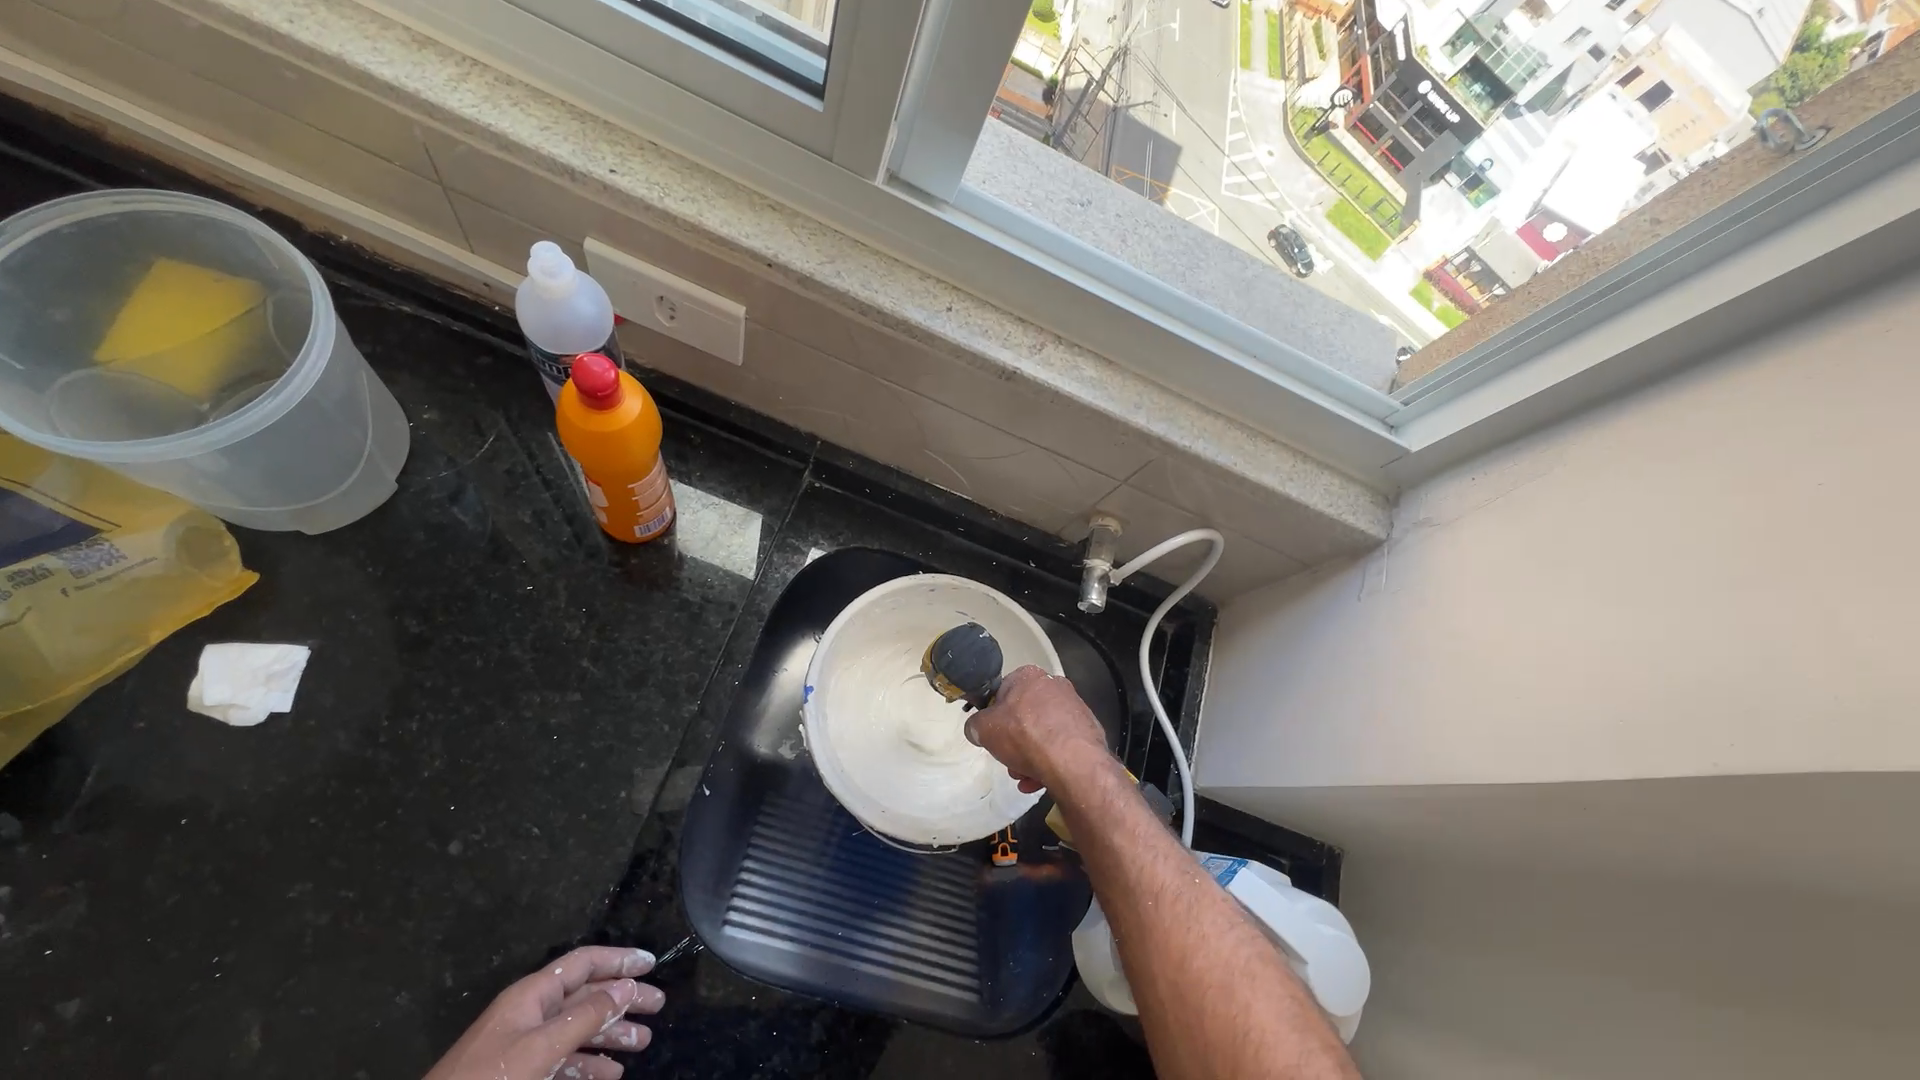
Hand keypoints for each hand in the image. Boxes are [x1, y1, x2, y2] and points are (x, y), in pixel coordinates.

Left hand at [423, 946, 663, 1079]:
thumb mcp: (541, 1049)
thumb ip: (586, 1017)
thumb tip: (627, 987)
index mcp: (533, 995)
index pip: (584, 963)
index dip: (618, 960)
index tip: (652, 964)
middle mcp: (531, 1013)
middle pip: (585, 995)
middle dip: (622, 999)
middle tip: (658, 1007)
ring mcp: (524, 1045)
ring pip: (577, 1029)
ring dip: (611, 1035)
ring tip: (643, 1043)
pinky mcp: (520, 1074)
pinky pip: (563, 1060)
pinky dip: (588, 1065)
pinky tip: (611, 1075)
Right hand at [964, 665, 1113, 793]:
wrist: (1073, 763)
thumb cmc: (1025, 736)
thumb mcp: (984, 729)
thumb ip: (975, 725)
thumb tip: (978, 729)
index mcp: (1029, 676)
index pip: (1003, 691)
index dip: (994, 715)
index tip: (992, 734)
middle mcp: (1055, 686)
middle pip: (1024, 716)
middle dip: (1013, 742)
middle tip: (1008, 760)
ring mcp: (1075, 709)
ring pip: (1043, 734)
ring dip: (1030, 757)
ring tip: (1024, 776)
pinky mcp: (1088, 732)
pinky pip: (1061, 747)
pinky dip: (1049, 763)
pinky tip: (1039, 781)